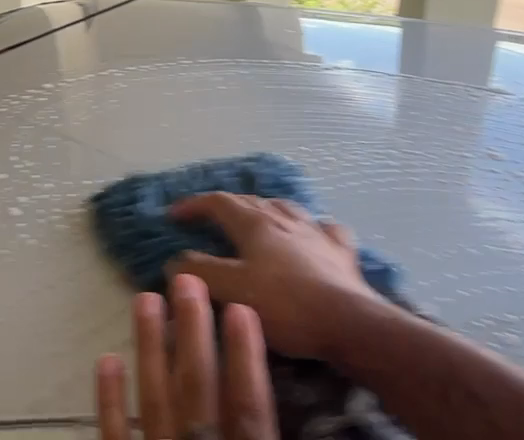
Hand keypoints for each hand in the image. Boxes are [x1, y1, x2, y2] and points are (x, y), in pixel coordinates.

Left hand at [97, 273, 275, 439]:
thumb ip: (267, 428)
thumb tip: (328, 423)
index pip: (248, 409)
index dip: (245, 358)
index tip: (241, 308)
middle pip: (197, 391)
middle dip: (192, 334)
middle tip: (187, 281)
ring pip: (154, 402)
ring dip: (150, 348)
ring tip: (145, 298)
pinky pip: (115, 436)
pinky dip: (110, 400)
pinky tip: (107, 360)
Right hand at [167, 193, 380, 361]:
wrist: (350, 323)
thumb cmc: (286, 305)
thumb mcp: (232, 291)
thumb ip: (199, 272)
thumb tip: (174, 261)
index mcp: (255, 223)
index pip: (217, 202)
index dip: (193, 205)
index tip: (173, 215)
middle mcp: (284, 217)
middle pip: (249, 201)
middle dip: (224, 206)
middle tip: (207, 219)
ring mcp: (316, 232)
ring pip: (285, 207)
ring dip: (264, 208)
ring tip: (256, 218)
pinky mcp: (341, 252)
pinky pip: (324, 228)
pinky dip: (312, 227)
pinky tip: (313, 233)